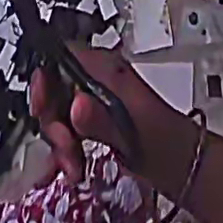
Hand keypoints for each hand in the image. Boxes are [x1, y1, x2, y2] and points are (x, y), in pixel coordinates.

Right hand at [29, 45, 187, 184]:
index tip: (42, 107)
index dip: (46, 77)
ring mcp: (95, 98)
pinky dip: (66, 147)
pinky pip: (68, 126)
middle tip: (64, 146)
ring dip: (59, 140)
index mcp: (106, 67)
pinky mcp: (94, 118)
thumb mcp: (131, 129)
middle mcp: (97, 77)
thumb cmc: (163, 138)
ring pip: (59, 109)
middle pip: (55, 85)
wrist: (180, 164)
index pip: (62, 56)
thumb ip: (101, 118)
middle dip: (53, 118)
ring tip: (73, 165)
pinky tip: (74, 166)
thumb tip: (76, 105)